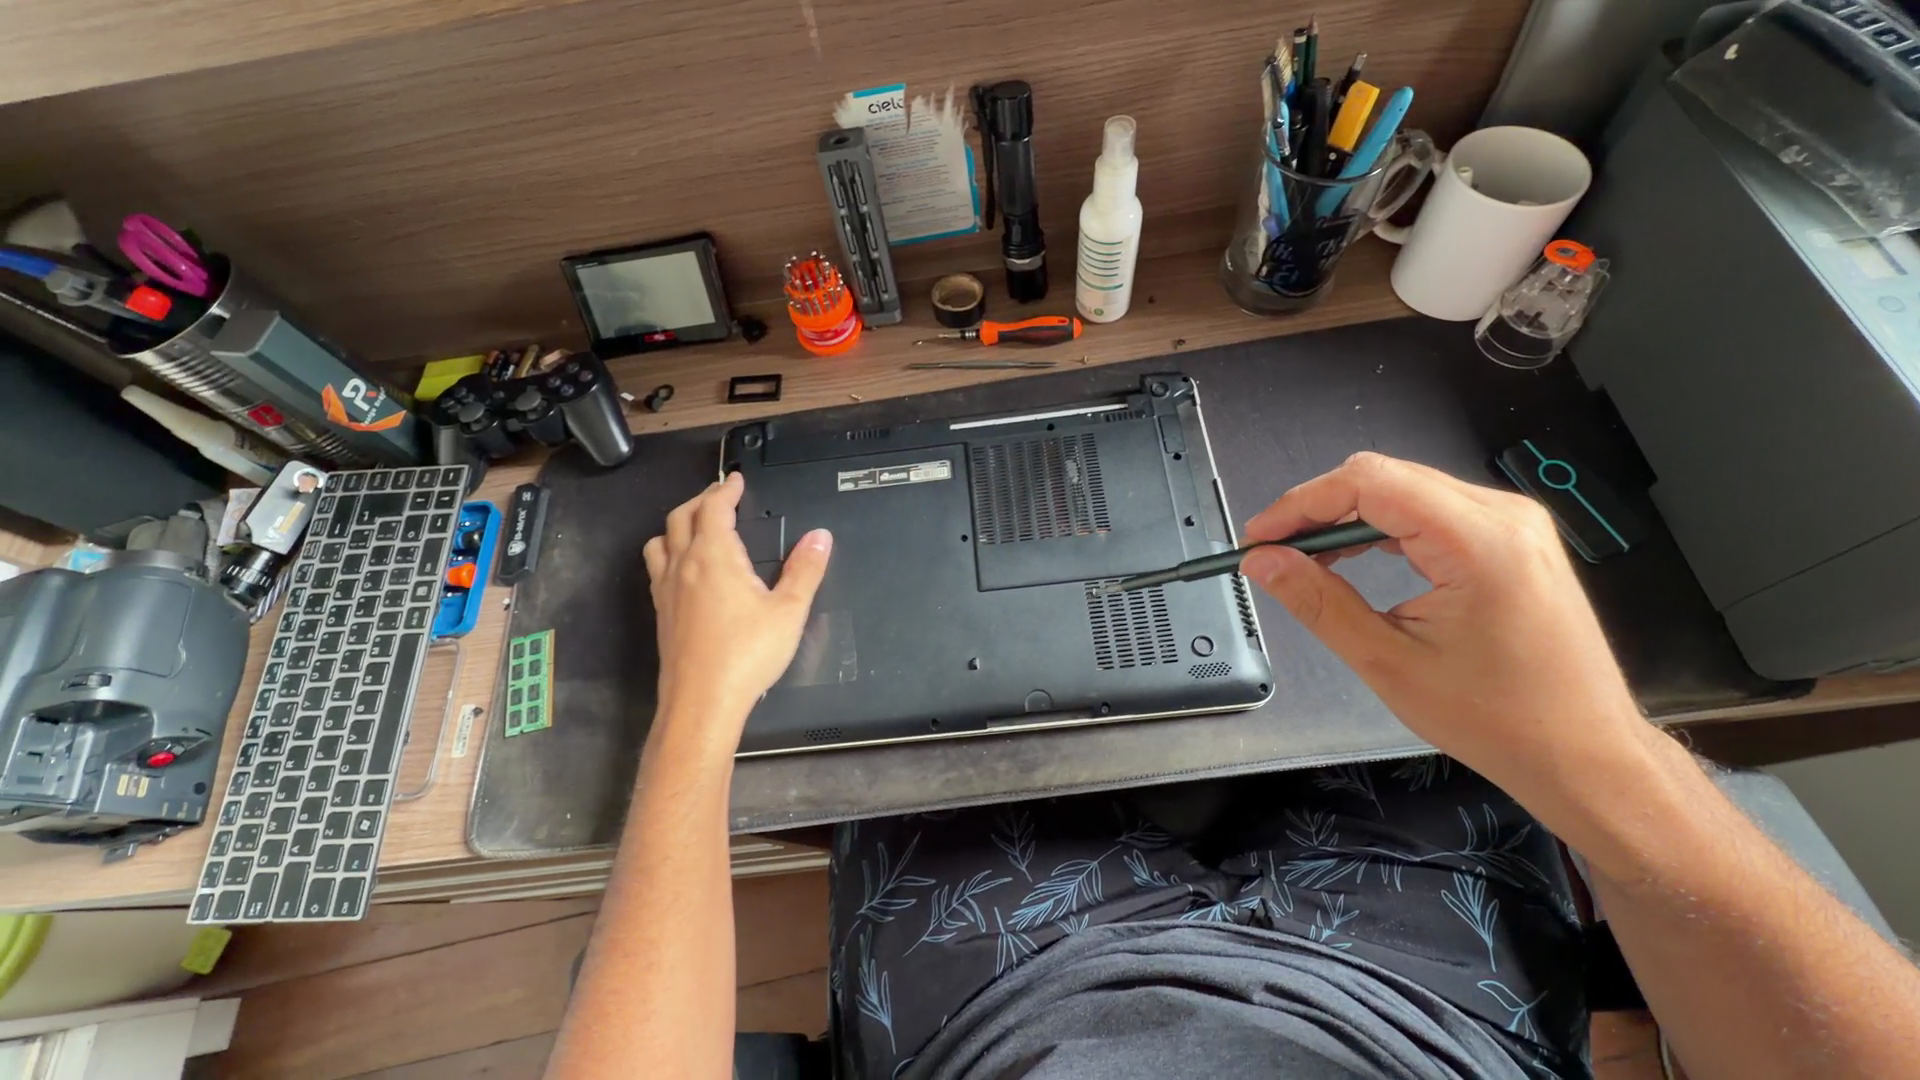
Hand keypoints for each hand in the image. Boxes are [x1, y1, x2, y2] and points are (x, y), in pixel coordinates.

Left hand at [643, 472, 831, 731]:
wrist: (702, 701)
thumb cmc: (746, 655)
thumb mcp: (789, 611)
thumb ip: (805, 570)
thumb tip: (820, 536)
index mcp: (714, 556)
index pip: (713, 508)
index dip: (725, 490)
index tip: (735, 480)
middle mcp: (684, 566)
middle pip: (681, 517)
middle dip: (701, 500)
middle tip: (720, 496)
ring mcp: (666, 589)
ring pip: (661, 540)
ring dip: (678, 524)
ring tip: (696, 524)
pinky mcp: (661, 613)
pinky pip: (657, 567)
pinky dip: (669, 552)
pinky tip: (684, 569)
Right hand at [1238, 452, 1643, 794]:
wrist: (1584, 753)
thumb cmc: (1495, 719)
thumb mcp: (1388, 662)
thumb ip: (1318, 602)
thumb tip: (1262, 562)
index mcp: (1479, 541)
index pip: (1369, 483)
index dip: (1301, 504)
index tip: (1258, 539)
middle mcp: (1503, 516)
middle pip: (1385, 477)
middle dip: (1318, 509)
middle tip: (1274, 552)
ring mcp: (1513, 524)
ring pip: (1404, 491)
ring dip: (1346, 518)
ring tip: (1305, 559)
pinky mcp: (1511, 540)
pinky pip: (1430, 512)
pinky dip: (1381, 528)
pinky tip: (1353, 559)